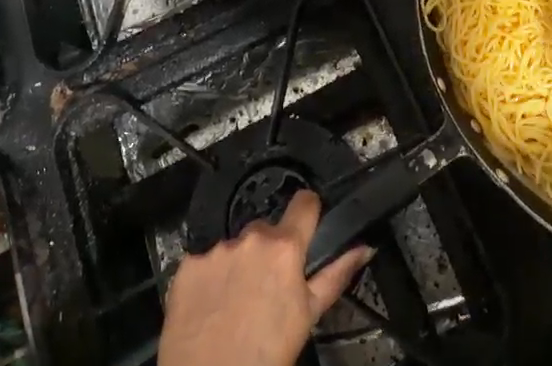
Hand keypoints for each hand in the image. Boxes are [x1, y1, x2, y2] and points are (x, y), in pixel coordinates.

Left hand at [159, 191, 373, 365]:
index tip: (308, 223)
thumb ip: (337, 274)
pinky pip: (205, 260)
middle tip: (269, 285)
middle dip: (270, 250)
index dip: (309, 210)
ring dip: (240, 263)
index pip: (304, 202)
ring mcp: (215, 250)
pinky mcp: (187, 265)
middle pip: (266, 229)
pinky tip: (212, 304)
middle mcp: (250, 238)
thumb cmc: (267, 353)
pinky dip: (211, 277)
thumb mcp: (309, 315)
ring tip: (238, 301)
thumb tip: (364, 248)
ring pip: (235, 246)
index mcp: (285, 247)